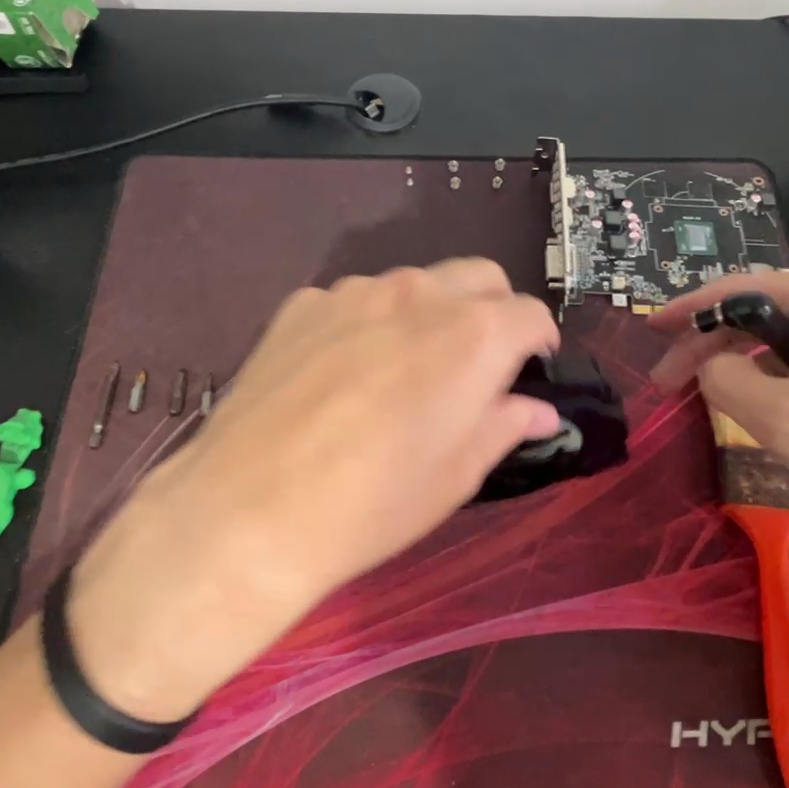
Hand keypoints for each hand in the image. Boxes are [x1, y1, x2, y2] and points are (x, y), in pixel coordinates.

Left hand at [66, 259, 560, 721]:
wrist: (250, 509)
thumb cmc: (373, 504)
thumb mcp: (457, 475)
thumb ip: (505, 426)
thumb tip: (536, 410)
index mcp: (472, 334)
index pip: (530, 313)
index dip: (539, 343)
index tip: (530, 371)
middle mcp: (417, 295)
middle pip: (478, 277)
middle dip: (493, 311)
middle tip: (479, 365)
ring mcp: (352, 292)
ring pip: (414, 284)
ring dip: (429, 313)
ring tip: (405, 371)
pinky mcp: (301, 304)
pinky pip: (353, 301)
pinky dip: (368, 323)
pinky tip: (343, 375)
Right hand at [648, 269, 788, 531]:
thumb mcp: (778, 415)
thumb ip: (723, 377)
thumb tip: (710, 365)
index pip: (738, 289)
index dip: (687, 310)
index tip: (648, 329)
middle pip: (759, 310)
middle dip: (710, 344)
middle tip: (668, 380)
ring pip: (784, 335)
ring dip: (741, 362)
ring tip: (710, 396)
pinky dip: (775, 374)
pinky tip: (763, 404)